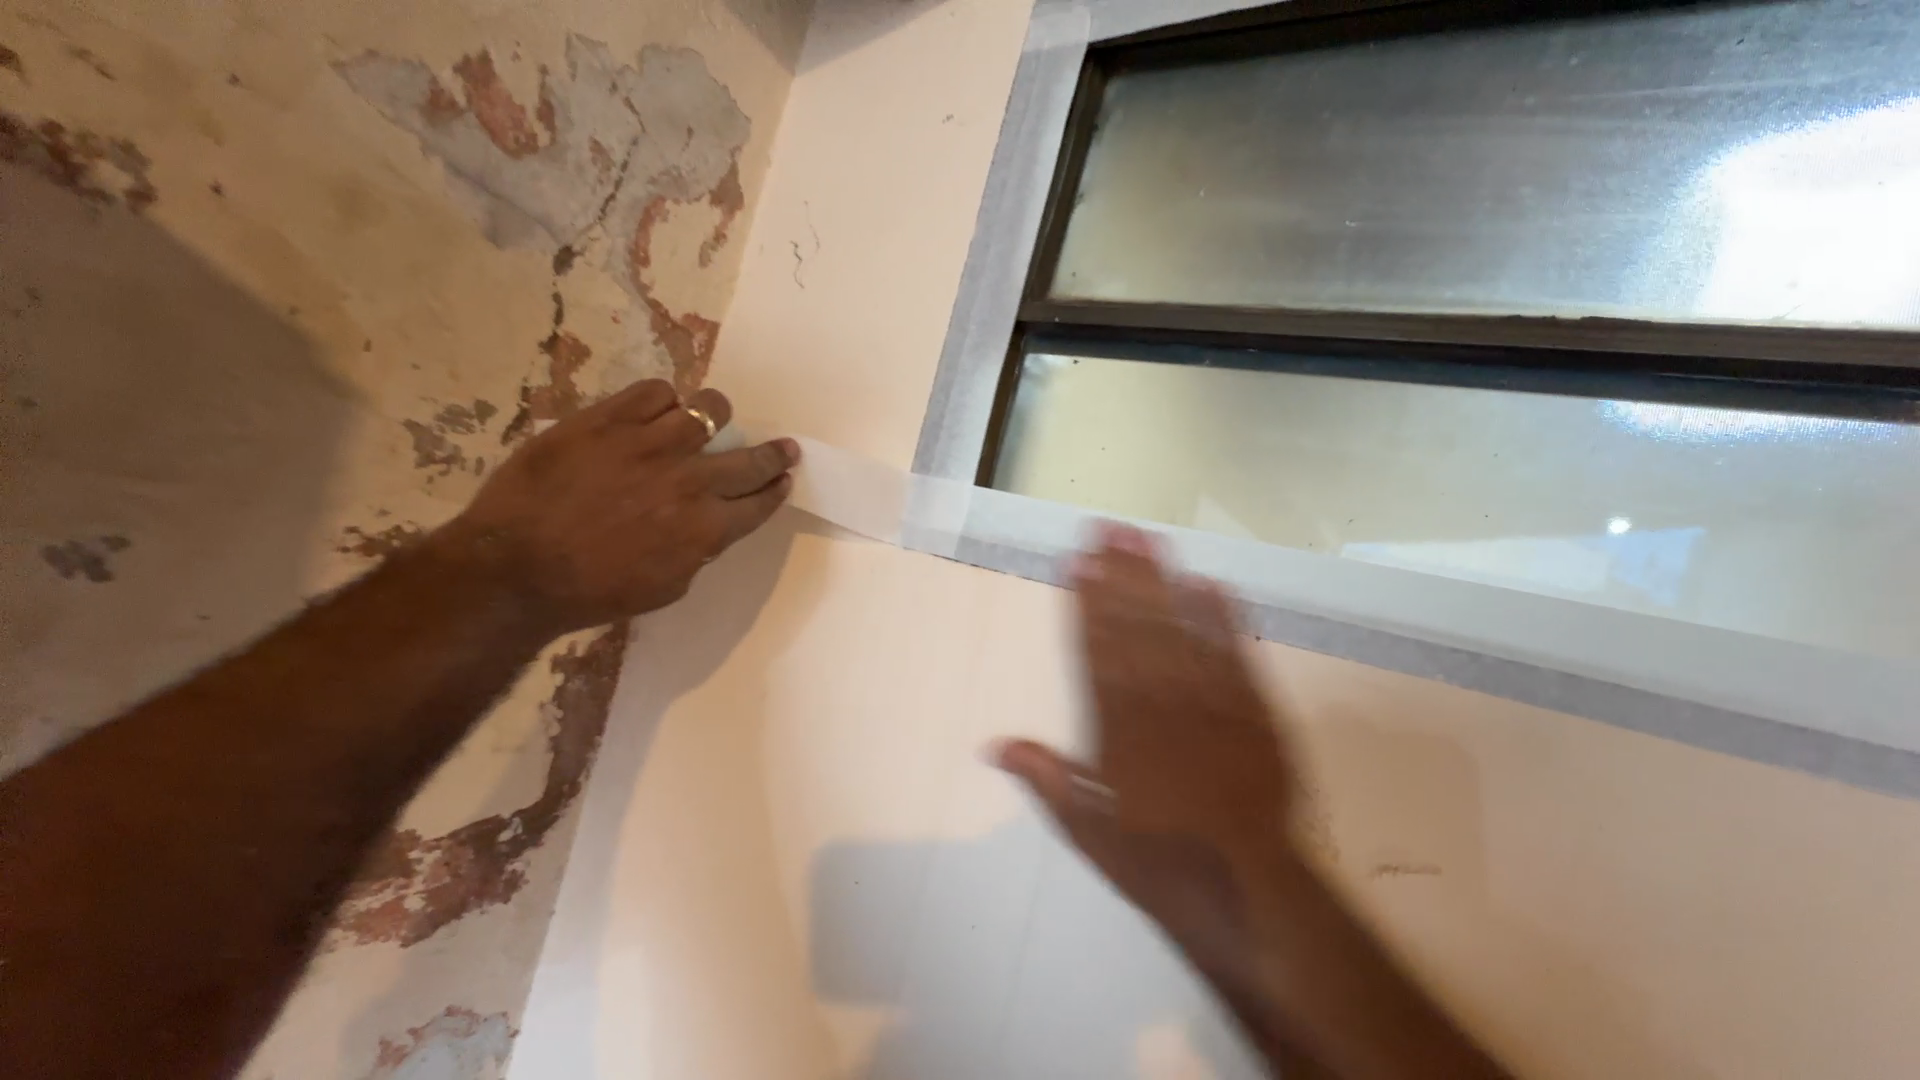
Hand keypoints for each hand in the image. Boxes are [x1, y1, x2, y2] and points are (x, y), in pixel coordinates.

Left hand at [438, 380, 797, 635]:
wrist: (517, 569)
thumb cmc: (591, 592)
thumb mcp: (664, 587)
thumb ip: (697, 551)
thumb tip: (707, 526)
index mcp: (706, 529)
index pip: (758, 502)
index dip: (776, 489)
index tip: (783, 479)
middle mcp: (690, 481)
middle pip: (750, 458)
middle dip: (774, 453)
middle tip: (783, 447)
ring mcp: (650, 444)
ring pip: (709, 409)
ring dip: (716, 417)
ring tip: (709, 419)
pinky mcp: (609, 420)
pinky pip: (656, 392)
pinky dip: (664, 401)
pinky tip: (657, 412)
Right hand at [993, 523, 1296, 963]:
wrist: (1252, 893)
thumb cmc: (1161, 864)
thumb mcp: (1090, 834)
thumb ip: (1047, 781)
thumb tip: (993, 744)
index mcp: (1122, 733)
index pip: (1098, 654)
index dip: (1087, 604)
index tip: (1077, 561)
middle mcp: (1167, 707)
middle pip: (1139, 629)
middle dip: (1122, 575)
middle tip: (1110, 527)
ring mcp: (1216, 705)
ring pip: (1184, 632)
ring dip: (1164, 582)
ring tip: (1147, 539)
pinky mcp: (1259, 713)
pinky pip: (1238, 656)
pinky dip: (1224, 618)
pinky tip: (1210, 583)